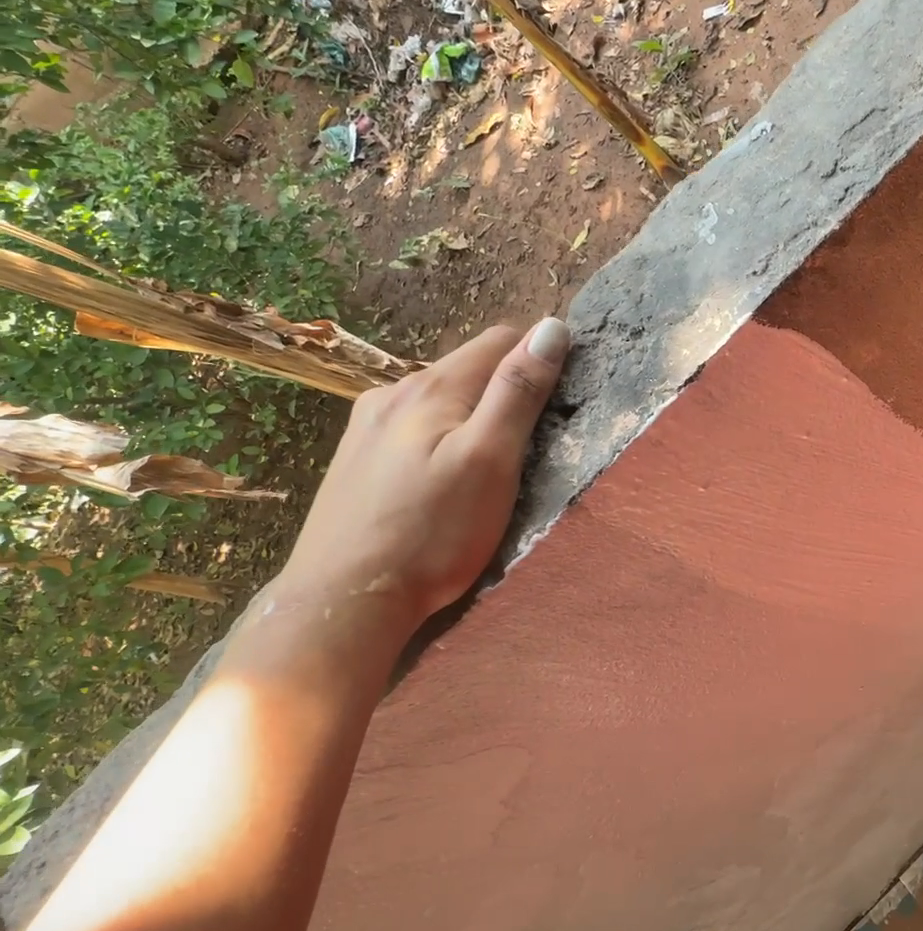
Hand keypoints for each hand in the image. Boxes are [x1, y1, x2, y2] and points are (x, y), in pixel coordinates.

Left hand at [271, 319, 570, 641]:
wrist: (345, 602)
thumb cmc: (431, 531)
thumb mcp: (490, 459)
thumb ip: (518, 392)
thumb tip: (552, 328)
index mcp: (431, 388)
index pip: (500, 339)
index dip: (540, 355)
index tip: (569, 393)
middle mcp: (394, 395)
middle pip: (470, 369)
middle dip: (510, 387)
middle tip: (543, 435)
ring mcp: (368, 428)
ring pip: (443, 400)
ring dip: (478, 414)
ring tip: (502, 459)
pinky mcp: (358, 461)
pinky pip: (418, 428)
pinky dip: (448, 437)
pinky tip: (452, 475)